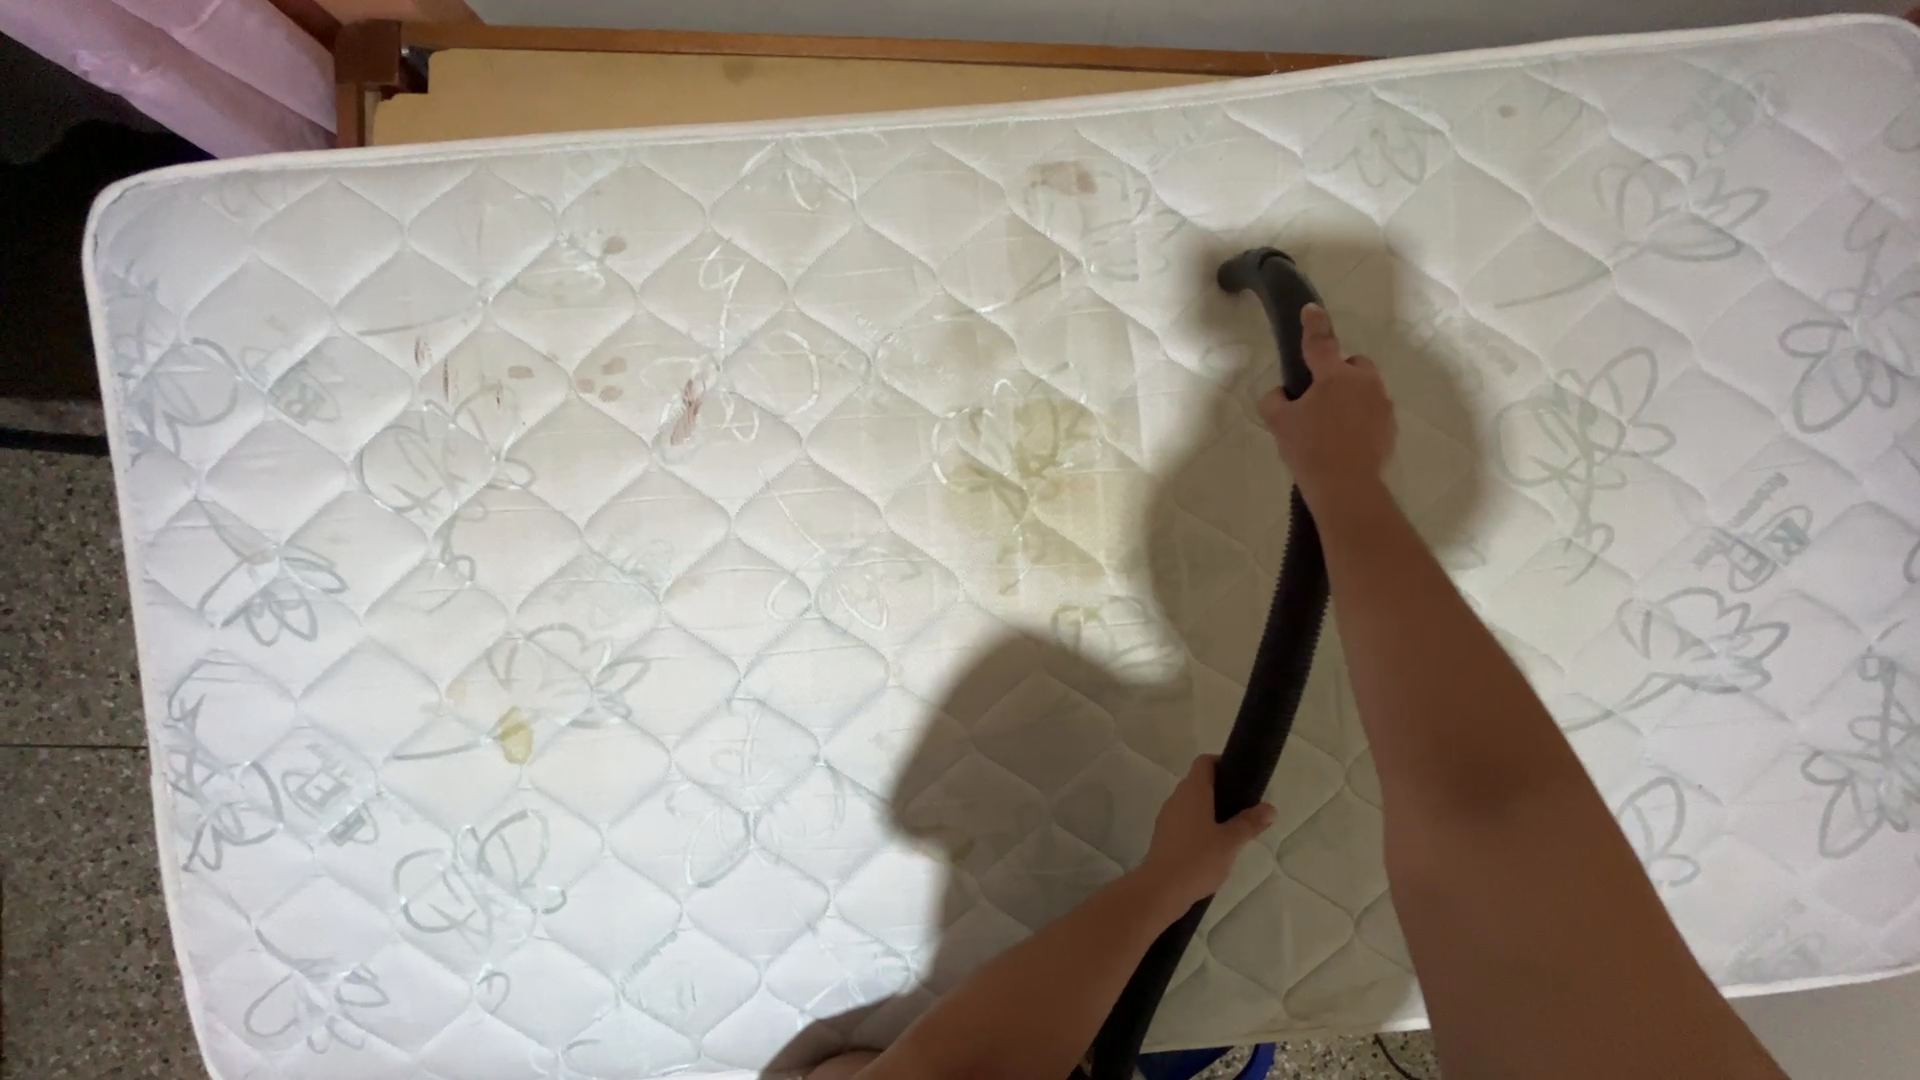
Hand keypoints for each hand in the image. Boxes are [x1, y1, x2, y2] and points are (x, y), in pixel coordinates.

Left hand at [1139, 756, 1276, 907]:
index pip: (1204, 762)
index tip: (1240, 777)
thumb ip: (1250, 823)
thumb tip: (1270, 808)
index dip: (1221, 763)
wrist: (1162, 886)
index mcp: (1193, 790)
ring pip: (1190, 802)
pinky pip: (1183, 819)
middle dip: (1220, 790)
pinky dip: (1198, 824)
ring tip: (1232, 828)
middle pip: (1198, 781)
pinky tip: (1212, 845)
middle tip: (1243, 807)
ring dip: (1209, 809)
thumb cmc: (1199, 858)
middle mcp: (1177, 797)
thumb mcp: (1231, 841)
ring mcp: (1167, 815)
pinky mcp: (1163, 833)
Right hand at [1257, 303, 1396, 504]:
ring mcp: (1382, 405)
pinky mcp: (1390, 428)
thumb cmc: (1309, 449)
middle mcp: (1364, 383)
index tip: (1311, 310)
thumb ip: (1274, 401)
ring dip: (1349, 399)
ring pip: (1365, 390)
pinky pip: (1373, 414)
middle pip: (1353, 365)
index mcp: (1334, 376)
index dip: (1313, 325)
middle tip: (1317, 400)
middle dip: (1338, 374)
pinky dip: (1359, 421)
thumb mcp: (1278, 423)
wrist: (1345, 486)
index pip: (1320, 343)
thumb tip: (1281, 394)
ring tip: (1329, 428)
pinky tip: (1343, 444)